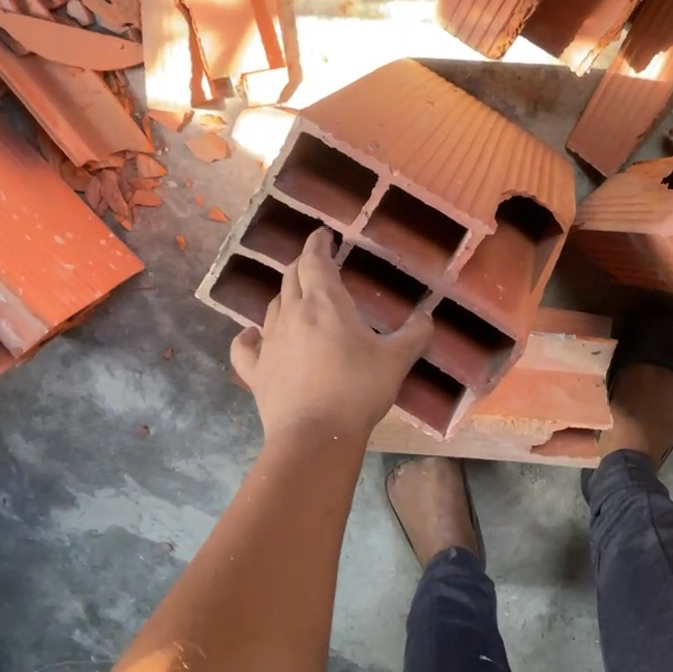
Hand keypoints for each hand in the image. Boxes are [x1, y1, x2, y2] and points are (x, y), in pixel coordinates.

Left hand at [230, 229, 434, 442]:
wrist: (315, 435)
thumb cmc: (358, 390)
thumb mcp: (397, 360)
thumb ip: (415, 335)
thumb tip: (428, 317)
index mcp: (325, 303)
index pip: (314, 260)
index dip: (317, 244)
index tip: (322, 235)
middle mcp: (292, 314)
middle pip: (291, 277)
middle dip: (303, 265)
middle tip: (316, 264)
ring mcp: (269, 342)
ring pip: (272, 306)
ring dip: (285, 296)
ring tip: (296, 298)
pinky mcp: (255, 371)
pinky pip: (245, 346)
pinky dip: (248, 336)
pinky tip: (252, 334)